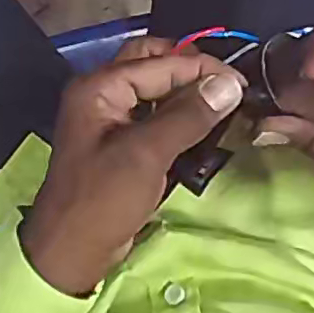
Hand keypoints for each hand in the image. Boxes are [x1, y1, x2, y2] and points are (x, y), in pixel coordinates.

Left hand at [22, 38, 243, 294]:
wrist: (71, 250)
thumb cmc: (103, 200)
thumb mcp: (146, 154)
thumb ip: (187, 115)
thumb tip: (229, 83)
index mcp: (99, 87)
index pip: (158, 62)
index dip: (201, 68)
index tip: (242, 83)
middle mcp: (101, 93)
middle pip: (151, 63)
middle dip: (190, 69)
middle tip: (228, 86)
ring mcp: (108, 117)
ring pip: (153, 88)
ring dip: (185, 90)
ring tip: (223, 102)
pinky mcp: (119, 141)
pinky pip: (152, 113)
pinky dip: (177, 113)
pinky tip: (203, 124)